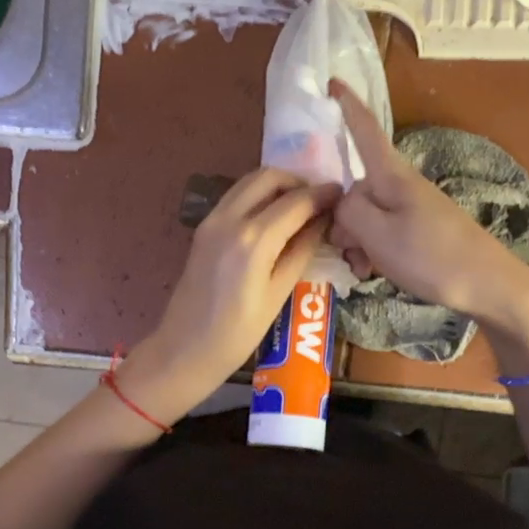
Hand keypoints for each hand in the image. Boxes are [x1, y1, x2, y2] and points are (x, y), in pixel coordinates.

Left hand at [123, 169, 339, 418]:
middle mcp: (230, 219)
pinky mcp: (203, 229)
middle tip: (318, 201)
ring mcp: (212, 221)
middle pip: (269, 178)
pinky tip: (272, 219)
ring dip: (276, 187)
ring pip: (249, 183)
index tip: (342, 194)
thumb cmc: (237, 334)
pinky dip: (257, 197)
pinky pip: (235, 198)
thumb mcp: (277, 295)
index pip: (296, 201)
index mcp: (253, 239)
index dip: (323, 194)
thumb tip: (322, 222)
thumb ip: (301, 251)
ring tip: (298, 208)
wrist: (185, 350)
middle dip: (298, 182)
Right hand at [327, 79, 528, 335]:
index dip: (347, 105)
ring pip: (363, 218)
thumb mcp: (378, 235)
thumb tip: (341, 202)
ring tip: (364, 269)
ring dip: (354, 243)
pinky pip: (379, 234)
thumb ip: (349, 212)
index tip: (331, 82)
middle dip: (340, 220)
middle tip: (348, 252)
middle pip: (354, 189)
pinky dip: (370, 252)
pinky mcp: (416, 231)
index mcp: (391, 177)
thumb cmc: (431, 257)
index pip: (365, 131)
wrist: (486, 284)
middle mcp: (399, 186)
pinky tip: (374, 274)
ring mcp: (409, 209)